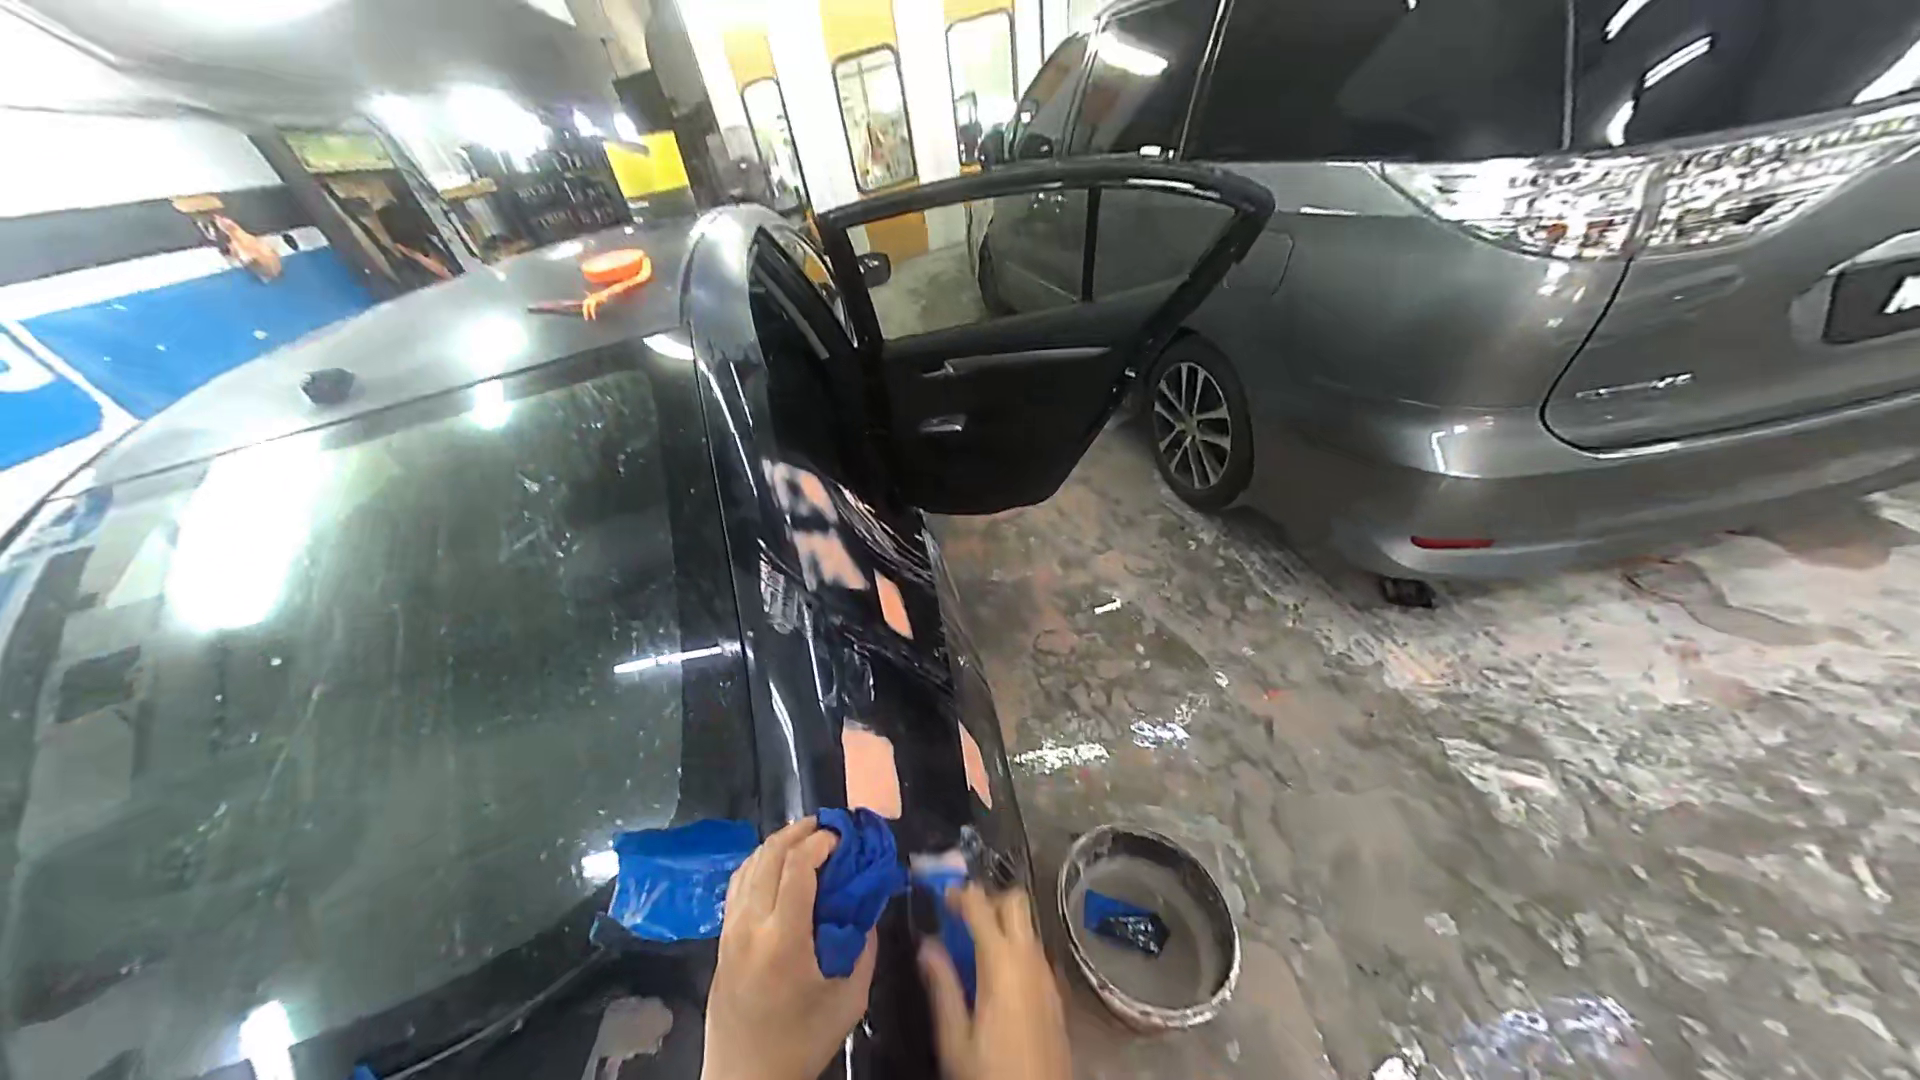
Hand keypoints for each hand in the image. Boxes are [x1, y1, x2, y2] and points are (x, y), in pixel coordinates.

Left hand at [703, 818, 877, 1079]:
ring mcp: (730, 929)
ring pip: (750, 863)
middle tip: (828, 826)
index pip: (797, 867)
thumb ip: (864, 945)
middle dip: (800, 831)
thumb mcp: (849, 999)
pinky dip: (760, 860)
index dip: (821, 841)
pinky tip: (778, 862)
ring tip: (806, 836)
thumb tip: (867, 903)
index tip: (843, 837)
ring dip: (779, 841)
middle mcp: (750, 925)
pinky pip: (739, 881)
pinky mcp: (722, 937)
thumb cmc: (800, 1042)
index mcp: (782, 939)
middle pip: (770, 855)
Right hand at [919, 885, 1071, 1079]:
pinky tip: (997, 977)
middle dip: (989, 900)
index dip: (960, 893)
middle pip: (1015, 901)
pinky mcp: (1055, 992)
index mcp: (1002, 961)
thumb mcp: (954, 1037)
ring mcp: (1047, 973)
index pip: (981, 904)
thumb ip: (941, 985)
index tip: (942, 897)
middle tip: (963, 919)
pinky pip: (1035, 952)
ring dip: (1003, 924)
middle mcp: (1029, 957)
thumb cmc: (992, 1073)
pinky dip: (1016, 947)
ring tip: (974, 949)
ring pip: (1027, 925)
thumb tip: (927, 946)